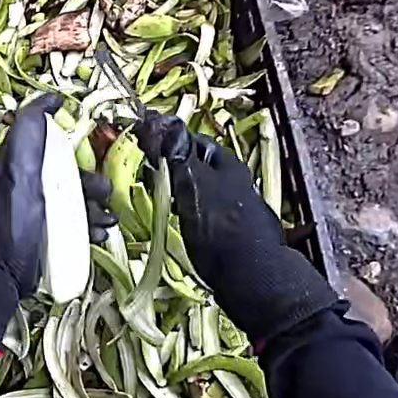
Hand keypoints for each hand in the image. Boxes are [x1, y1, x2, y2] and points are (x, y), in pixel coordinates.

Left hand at [0, 94, 115, 295]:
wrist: (0, 278)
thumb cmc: (10, 227)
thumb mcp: (18, 177)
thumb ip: (28, 141)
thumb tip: (44, 104)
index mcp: (13, 165)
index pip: (34, 132)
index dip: (54, 120)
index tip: (75, 114)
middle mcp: (22, 183)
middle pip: (63, 169)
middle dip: (89, 178)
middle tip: (103, 193)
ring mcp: (33, 210)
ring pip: (71, 197)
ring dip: (95, 205)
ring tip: (106, 221)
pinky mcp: (43, 233)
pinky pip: (71, 221)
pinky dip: (89, 225)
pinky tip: (99, 234)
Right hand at [137, 113, 335, 340]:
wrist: (251, 276)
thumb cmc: (218, 226)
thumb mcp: (191, 183)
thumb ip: (174, 154)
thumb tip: (154, 122)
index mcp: (226, 164)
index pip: (192, 141)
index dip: (169, 142)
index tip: (147, 149)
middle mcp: (236, 181)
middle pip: (197, 166)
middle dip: (174, 169)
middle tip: (149, 177)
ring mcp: (237, 208)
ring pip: (201, 190)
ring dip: (180, 193)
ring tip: (160, 201)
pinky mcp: (234, 233)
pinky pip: (205, 214)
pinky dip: (189, 214)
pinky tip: (180, 226)